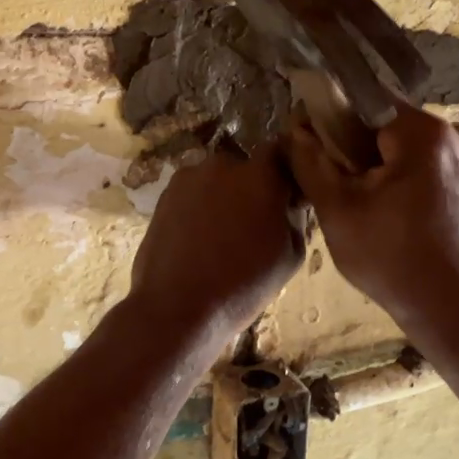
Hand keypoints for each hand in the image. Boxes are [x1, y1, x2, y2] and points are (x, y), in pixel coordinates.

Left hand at [131, 144, 305, 336]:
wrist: (178, 307)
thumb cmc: (244, 285)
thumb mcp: (291, 255)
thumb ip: (296, 217)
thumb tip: (291, 203)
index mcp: (259, 175)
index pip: (280, 151)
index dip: (285, 171)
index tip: (288, 196)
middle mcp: (221, 165)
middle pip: (244, 167)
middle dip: (251, 187)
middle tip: (253, 222)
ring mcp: (187, 178)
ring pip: (215, 181)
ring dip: (222, 197)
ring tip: (221, 235)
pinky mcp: (163, 195)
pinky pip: (192, 194)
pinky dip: (198, 208)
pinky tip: (198, 239)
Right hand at [285, 102, 458, 327]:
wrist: (454, 308)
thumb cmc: (392, 259)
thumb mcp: (337, 209)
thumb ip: (310, 161)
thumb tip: (295, 130)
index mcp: (425, 131)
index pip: (363, 99)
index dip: (327, 116)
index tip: (304, 143)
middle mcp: (455, 131)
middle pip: (383, 121)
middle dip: (350, 143)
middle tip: (324, 178)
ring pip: (400, 143)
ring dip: (371, 161)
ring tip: (350, 197)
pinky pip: (420, 160)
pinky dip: (395, 174)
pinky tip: (378, 206)